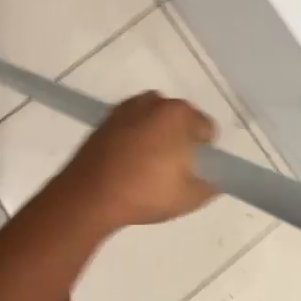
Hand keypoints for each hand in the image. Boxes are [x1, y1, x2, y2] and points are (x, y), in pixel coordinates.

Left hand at [51, 91, 217, 230]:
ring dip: (157, 131)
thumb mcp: (189, 198)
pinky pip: (131, 122)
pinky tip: (131, 157)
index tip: (197, 166)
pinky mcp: (105, 118)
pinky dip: (135, 133)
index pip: (204, 126)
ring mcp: (125, 108)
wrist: (90, 193)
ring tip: (152, 160)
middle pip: (178, 116)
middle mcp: (153, 103)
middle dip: (180, 135)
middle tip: (176, 164)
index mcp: (178, 115)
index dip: (205, 148)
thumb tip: (210, 181)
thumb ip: (208, 187)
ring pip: (152, 116)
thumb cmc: (145, 192)